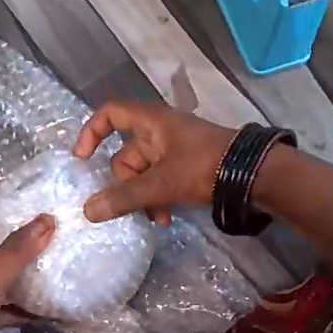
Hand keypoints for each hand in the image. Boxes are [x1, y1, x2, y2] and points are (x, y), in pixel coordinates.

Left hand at [0, 184, 54, 332]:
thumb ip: (17, 251)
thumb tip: (48, 219)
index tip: (7, 187)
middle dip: (14, 230)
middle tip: (43, 219)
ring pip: (6, 272)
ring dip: (27, 265)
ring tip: (55, 252)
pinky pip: (15, 305)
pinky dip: (32, 304)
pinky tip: (54, 299)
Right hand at [70, 101, 236, 224]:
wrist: (250, 173)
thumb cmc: (202, 167)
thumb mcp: (160, 184)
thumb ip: (124, 198)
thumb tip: (88, 211)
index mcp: (150, 122)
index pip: (110, 114)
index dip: (91, 132)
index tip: (82, 158)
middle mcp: (159, 131)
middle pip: (125, 155)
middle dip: (126, 184)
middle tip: (133, 205)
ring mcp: (173, 148)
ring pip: (143, 173)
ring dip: (143, 196)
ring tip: (155, 218)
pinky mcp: (186, 165)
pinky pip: (160, 180)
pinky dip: (158, 197)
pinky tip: (166, 217)